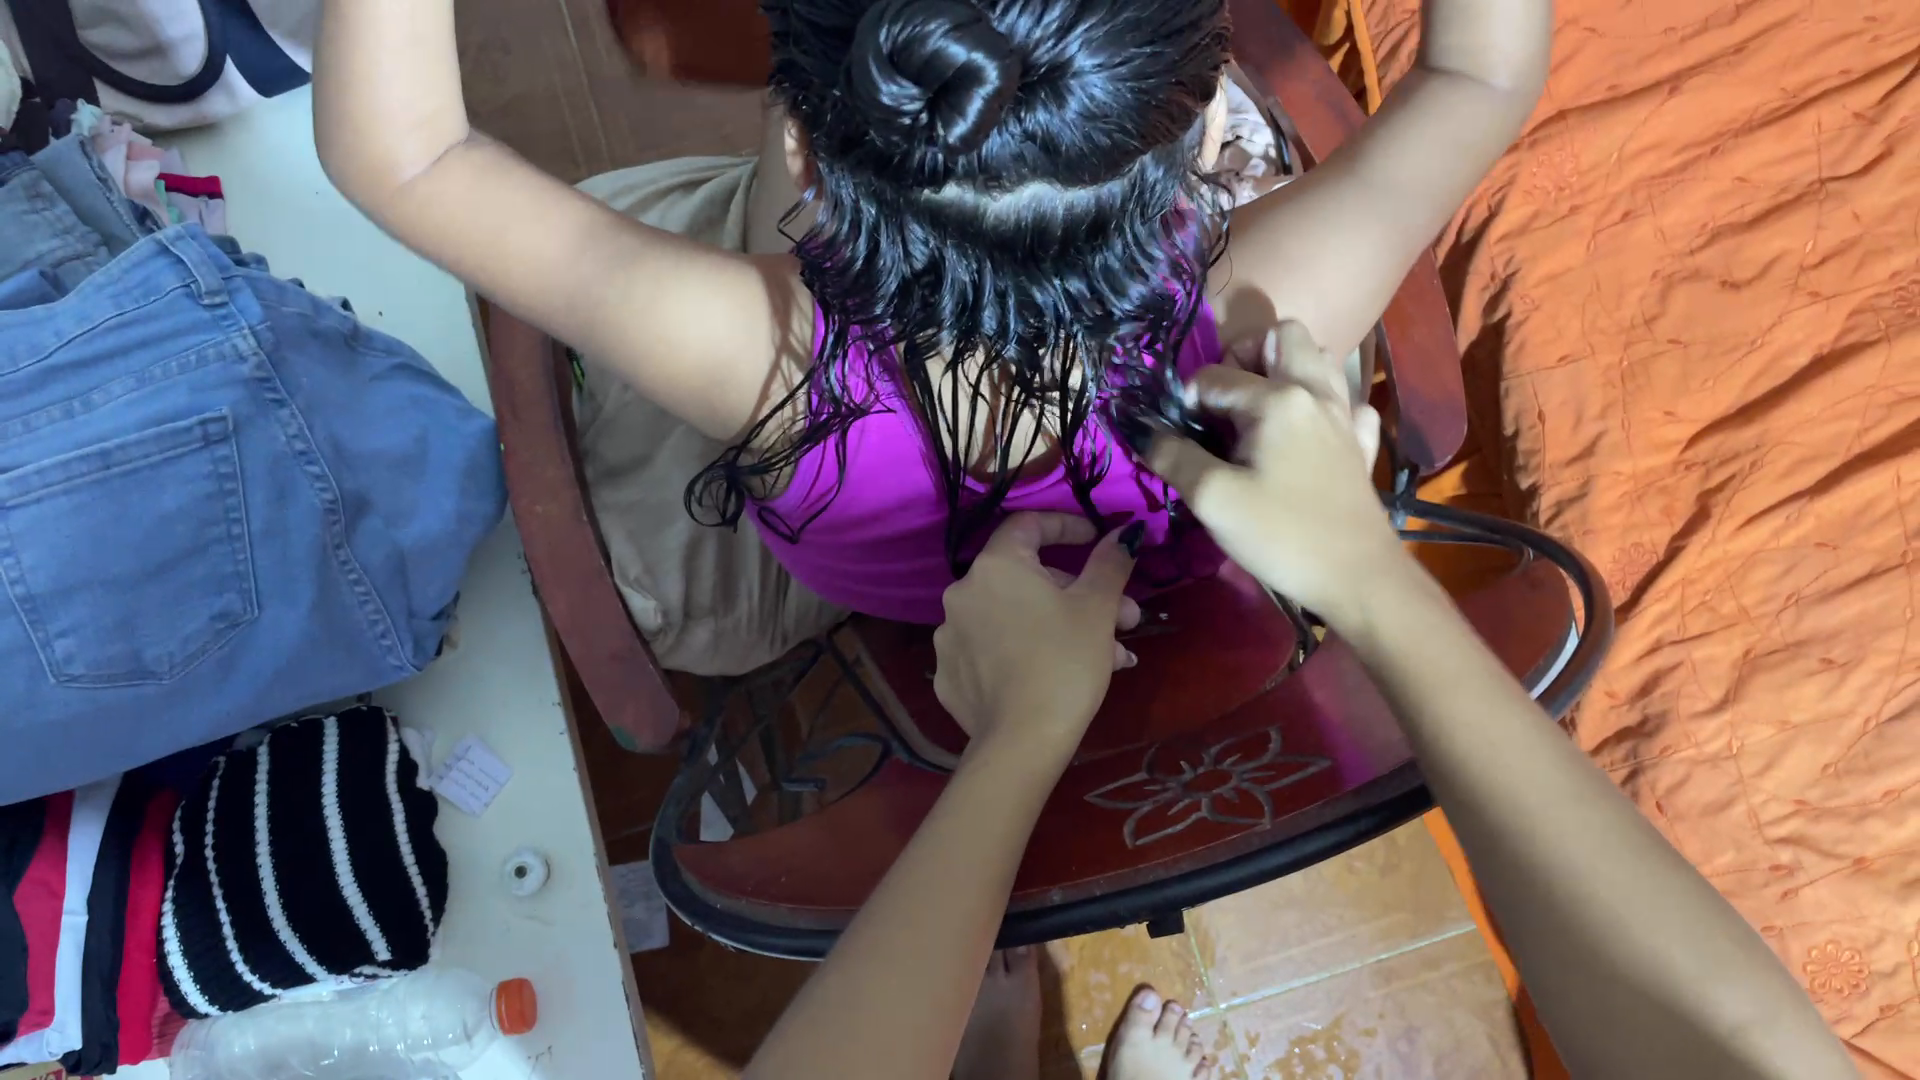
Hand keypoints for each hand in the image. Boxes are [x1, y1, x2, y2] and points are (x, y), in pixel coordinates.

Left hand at [933, 514, 1140, 755]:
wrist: (1022, 741)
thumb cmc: (1065, 661)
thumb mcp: (1098, 607)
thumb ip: (1110, 562)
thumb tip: (1124, 533)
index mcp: (995, 566)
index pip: (1028, 525)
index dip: (1067, 526)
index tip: (1097, 541)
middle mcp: (962, 592)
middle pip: (1027, 578)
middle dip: (1080, 593)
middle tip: (1124, 620)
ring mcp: (950, 636)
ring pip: (1015, 617)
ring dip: (1061, 626)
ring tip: (1109, 656)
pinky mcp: (949, 674)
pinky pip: (994, 650)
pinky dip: (1026, 652)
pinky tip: (1059, 676)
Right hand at [1148, 321, 1403, 627]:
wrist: (1355, 576)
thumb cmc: (1279, 535)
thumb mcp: (1212, 499)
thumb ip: (1173, 457)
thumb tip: (1144, 433)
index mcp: (1276, 399)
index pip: (1214, 378)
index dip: (1186, 402)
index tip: (1178, 437)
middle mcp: (1315, 391)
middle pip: (1281, 336)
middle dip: (1245, 358)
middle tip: (1225, 403)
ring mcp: (1345, 414)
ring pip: (1317, 359)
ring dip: (1284, 371)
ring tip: (1258, 411)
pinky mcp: (1361, 443)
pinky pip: (1345, 402)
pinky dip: (1323, 406)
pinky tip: (1306, 435)